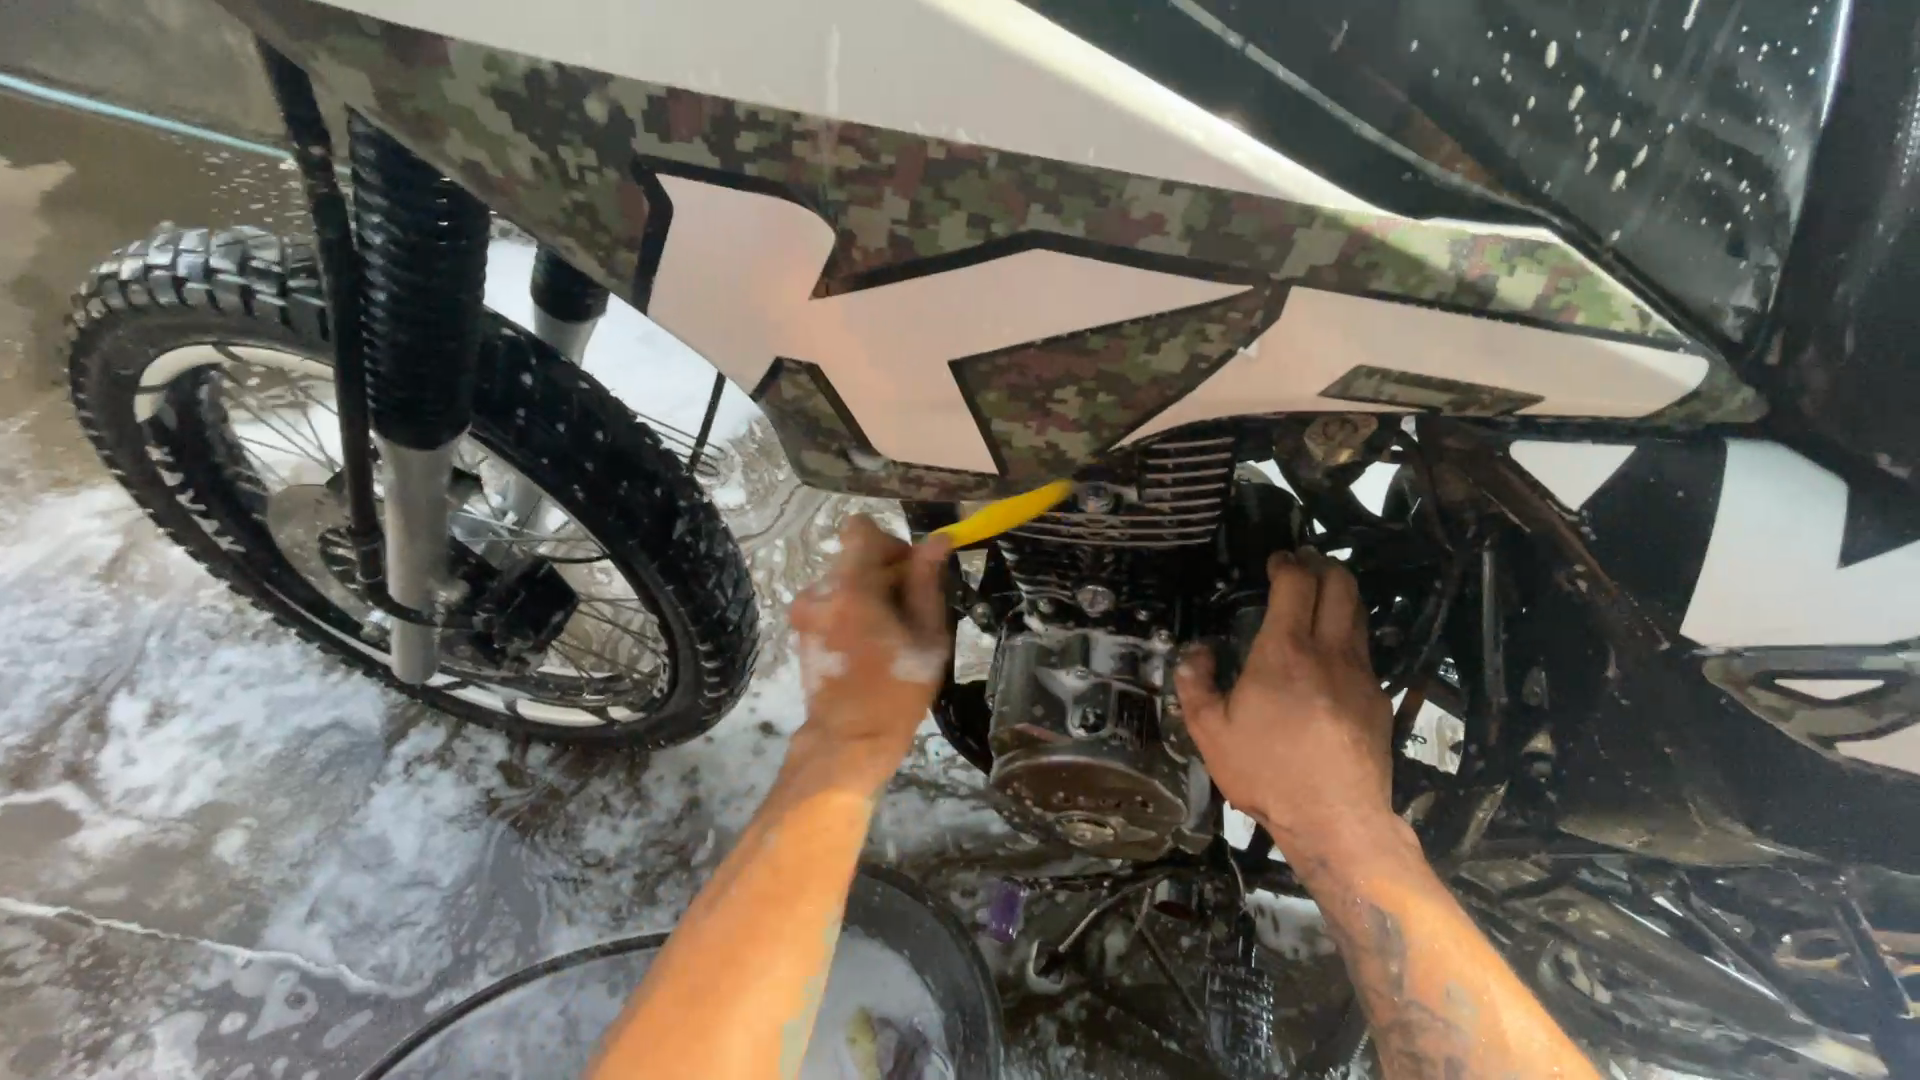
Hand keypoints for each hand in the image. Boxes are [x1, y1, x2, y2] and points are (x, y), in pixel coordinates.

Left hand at [786, 516, 952, 792]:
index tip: (910, 572)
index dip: (891, 543)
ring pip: (845, 578)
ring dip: (870, 591)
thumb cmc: (897, 690)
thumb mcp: (928, 636)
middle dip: (885, 572)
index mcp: (850, 587)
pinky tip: (870, 641)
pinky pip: (833, 599)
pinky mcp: (802, 627)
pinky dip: (853, 608)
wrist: (849, 738)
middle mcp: (819, 590)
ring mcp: (806, 610)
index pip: (861, 528)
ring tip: (891, 631)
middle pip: (855, 555)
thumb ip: (927, 582)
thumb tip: (937, 541)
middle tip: (909, 610)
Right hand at [1175, 550, 1395, 853]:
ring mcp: (1361, 674)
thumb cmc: (1266, 773)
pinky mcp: (1378, 699)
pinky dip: (1348, 631)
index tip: (1276, 560)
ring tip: (1320, 593)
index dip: (1288, 563)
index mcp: (1284, 653)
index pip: (1297, 584)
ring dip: (1340, 593)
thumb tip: (1197, 651)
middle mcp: (1329, 652)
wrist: (1336, 820)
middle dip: (1322, 564)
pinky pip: (1364, 649)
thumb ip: (1195, 683)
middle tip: (1302, 563)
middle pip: (1341, 585)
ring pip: (1358, 613)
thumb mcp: (1209, 732)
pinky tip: (1331, 648)